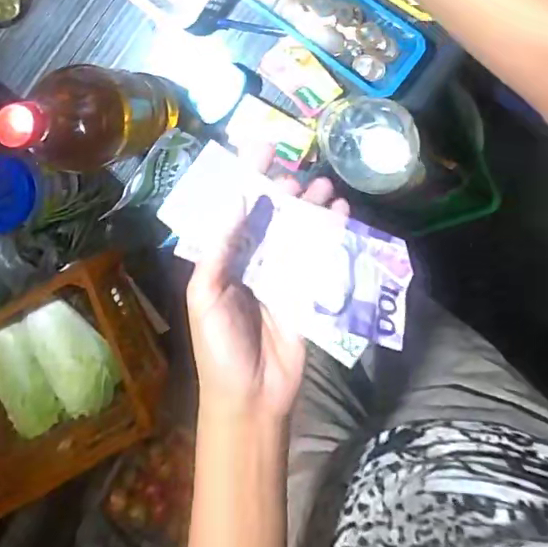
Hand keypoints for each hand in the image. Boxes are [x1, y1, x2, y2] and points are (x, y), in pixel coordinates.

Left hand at [186, 146, 349, 419]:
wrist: (250, 398)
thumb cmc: (217, 348)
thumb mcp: (205, 298)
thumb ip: (217, 251)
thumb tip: (236, 202)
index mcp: (225, 257)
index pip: (237, 208)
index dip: (248, 177)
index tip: (262, 148)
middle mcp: (254, 258)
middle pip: (271, 214)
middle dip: (284, 191)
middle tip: (297, 178)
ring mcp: (282, 273)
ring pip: (298, 229)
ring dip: (312, 207)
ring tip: (325, 187)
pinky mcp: (307, 290)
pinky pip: (320, 254)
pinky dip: (332, 233)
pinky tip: (342, 215)